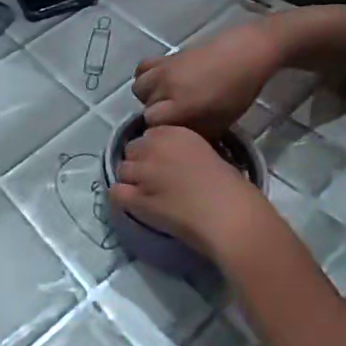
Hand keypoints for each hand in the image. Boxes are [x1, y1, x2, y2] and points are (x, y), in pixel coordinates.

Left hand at [110, 125, 281, 263]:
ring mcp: (143, 172)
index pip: (150, 134)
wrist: (228, 213)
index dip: (154, 148)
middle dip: (140, 161)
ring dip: (131, 179)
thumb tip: (178, 161)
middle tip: (153, 178)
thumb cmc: (229, 184)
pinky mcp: (137, 198)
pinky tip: (133, 203)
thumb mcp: (207, 152)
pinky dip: (121, 197)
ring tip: (144, 193)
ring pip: (122, 170)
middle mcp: (153, 146)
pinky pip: (116, 193)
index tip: (163, 160)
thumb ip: (185, 151)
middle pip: (132, 149)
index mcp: (174, 131)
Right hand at [132, 21, 284, 137]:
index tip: (172, 130)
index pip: (151, 123)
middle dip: (156, 113)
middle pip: (145, 106)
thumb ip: (195, 133)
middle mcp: (165, 88)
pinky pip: (143, 67)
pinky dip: (146, 75)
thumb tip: (180, 138)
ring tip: (165, 97)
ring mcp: (163, 70)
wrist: (242, 56)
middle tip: (173, 114)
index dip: (160, 129)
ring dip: (149, 94)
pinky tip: (160, 80)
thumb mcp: (219, 123)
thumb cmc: (236, 93)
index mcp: (179, 107)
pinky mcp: (164, 56)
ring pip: (139, 87)